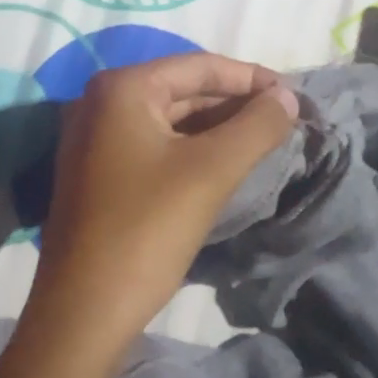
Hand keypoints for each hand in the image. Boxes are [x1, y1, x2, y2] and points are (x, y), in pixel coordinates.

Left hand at [32, 54, 299, 335]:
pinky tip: (223, 161)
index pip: (199, 66)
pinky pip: (152, 143)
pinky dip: (190, 147)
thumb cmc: (147, 229)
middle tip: (283, 118)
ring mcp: (93, 137)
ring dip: (215, 127)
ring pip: (168, 119)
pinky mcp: (95, 171)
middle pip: (182, 89)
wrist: (83, 311)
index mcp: (122, 88)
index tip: (293, 95)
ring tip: (263, 139)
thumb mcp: (211, 172)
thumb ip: (256, 127)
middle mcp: (100, 101)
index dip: (250, 78)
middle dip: (234, 103)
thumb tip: (287, 97)